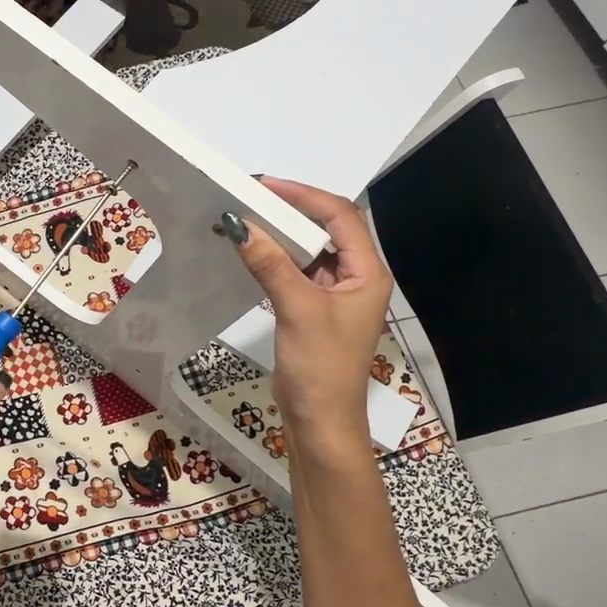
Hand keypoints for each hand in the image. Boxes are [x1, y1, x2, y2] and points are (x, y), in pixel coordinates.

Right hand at [234, 178, 392, 431]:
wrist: (319, 421)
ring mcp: (332, 294)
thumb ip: (271, 265)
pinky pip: (293, 272)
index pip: (341, 217)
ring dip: (277, 235)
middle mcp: (354, 278)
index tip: (265, 186)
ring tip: (242, 220)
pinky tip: (249, 253)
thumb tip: (238, 225)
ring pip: (306, 251)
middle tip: (247, 198)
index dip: (305, 196)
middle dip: (288, 211)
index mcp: (367, 273)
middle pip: (325, 229)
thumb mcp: (297, 310)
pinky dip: (272, 259)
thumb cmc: (321, 366)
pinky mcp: (310, 310)